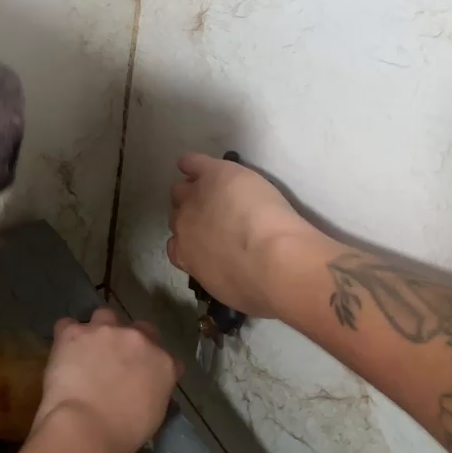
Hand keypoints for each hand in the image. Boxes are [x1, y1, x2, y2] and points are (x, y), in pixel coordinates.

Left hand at [32, 308, 180, 452]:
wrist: (85, 426)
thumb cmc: (124, 432)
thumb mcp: (154, 413)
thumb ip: (154, 389)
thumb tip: (145, 385)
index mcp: (163, 362)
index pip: (165, 353)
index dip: (152, 362)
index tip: (143, 373)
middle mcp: (137, 338)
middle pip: (138, 328)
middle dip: (130, 340)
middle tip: (116, 360)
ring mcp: (104, 330)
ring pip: (105, 316)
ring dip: (100, 329)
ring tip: (89, 350)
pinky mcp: (73, 331)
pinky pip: (69, 325)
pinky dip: (68, 335)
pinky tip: (65, 351)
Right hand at [166, 152, 323, 320]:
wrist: (275, 260)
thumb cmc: (258, 286)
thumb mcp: (230, 289)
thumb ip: (218, 275)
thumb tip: (225, 272)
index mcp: (185, 255)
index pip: (176, 243)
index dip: (191, 239)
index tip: (208, 242)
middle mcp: (183, 225)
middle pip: (178, 213)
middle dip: (194, 214)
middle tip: (218, 218)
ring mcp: (195, 197)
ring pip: (182, 188)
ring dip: (194, 190)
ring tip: (214, 192)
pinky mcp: (213, 175)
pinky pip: (192, 163)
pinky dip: (193, 164)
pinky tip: (197, 165)